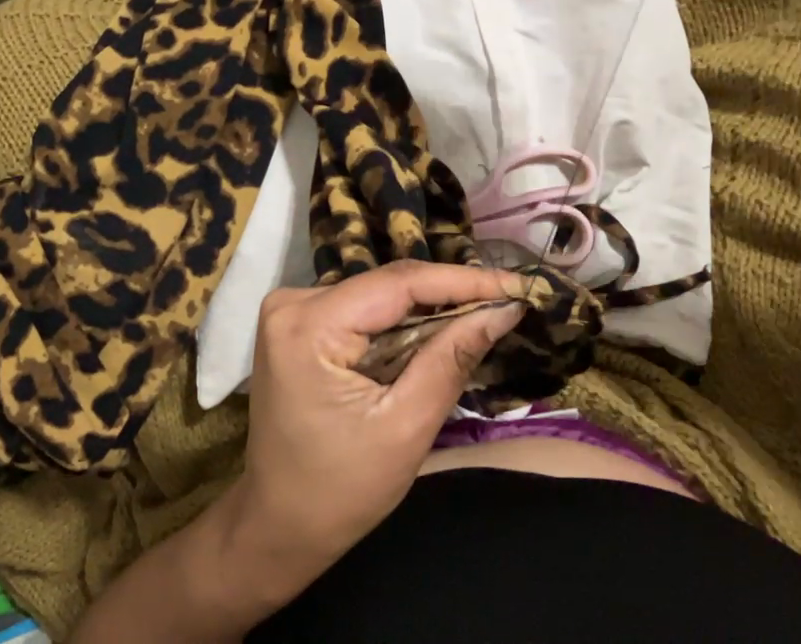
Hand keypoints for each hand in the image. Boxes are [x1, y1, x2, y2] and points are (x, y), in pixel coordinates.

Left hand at [230, 262, 526, 579]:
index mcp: (308, 324)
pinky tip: (436, 333)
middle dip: (448, 295)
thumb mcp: (406, 426)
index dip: (462, 281)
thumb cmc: (342, 487)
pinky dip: (397, 324)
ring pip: (375, 296)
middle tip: (510, 303)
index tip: (519, 285)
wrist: (281, 519)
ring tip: (484, 315)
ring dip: (426, 310)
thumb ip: (451, 359)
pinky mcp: (296, 327)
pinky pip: (358, 311)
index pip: (397, 283)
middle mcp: (291, 302)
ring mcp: (288, 312)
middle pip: (384, 286)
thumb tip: (503, 309)